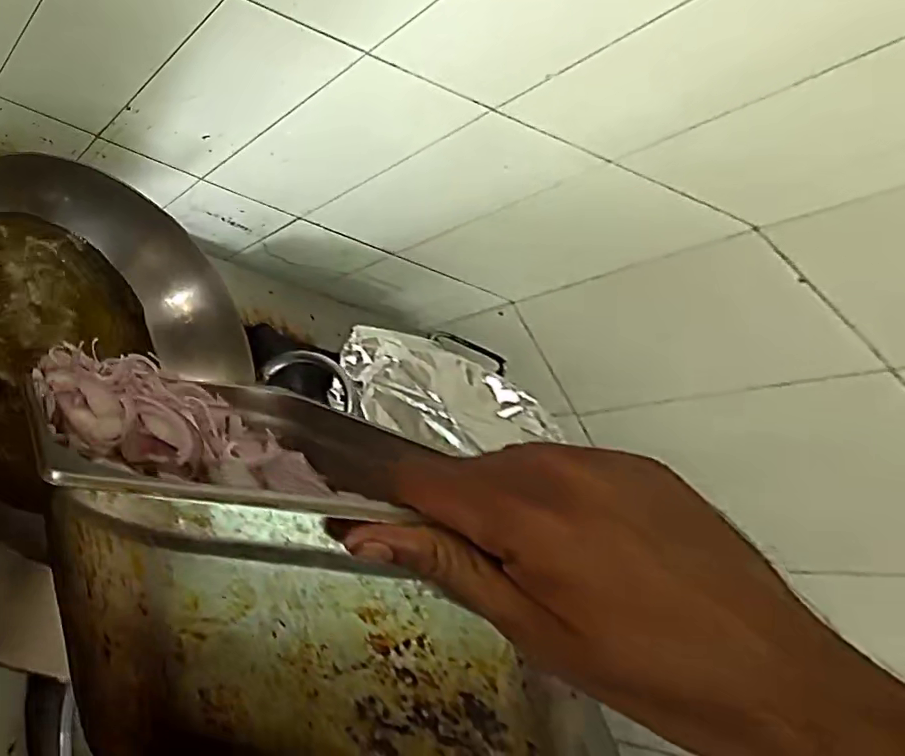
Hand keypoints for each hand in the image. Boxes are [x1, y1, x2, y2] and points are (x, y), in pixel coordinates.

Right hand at [336, 444, 904, 754]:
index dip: (380, 493)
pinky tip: (588, 540)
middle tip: (490, 565)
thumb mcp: (531, 629)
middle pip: (458, 472)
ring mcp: (599, 461)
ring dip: (500, 501)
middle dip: (453, 510)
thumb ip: (440, 565)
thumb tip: (357, 533)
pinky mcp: (635, 464)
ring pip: (504, 466)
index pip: (411, 476)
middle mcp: (553, 468)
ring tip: (545, 558)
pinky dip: (549, 494)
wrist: (795, 692)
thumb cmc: (650, 672)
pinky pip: (557, 465)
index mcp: (522, 512)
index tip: (366, 512)